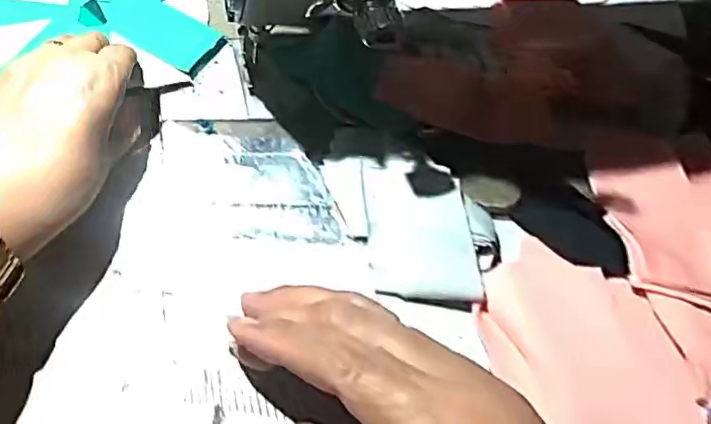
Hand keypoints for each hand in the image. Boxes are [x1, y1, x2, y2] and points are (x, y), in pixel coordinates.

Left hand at [0, 32, 141, 257]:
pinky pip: (37, 55)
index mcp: (100, 76)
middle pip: (95, 40)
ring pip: (65, 42)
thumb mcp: (106, 162)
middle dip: (101, 60)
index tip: (123, 94)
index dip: (127, 74)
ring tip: (67, 91)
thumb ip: (125, 126)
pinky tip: (40, 97)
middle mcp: (69, 57)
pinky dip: (46, 67)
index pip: (125, 54)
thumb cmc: (57, 183)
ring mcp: (35, 60)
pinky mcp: (9, 69)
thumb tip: (129, 110)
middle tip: (97, 94)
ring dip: (73, 58)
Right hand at [228, 288, 542, 423]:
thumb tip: (312, 401)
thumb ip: (354, 418)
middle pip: (355, 319)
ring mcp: (461, 368)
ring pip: (376, 313)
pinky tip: (336, 316)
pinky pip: (397, 327)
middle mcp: (444, 373)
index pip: (341, 357)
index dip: (285, 336)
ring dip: (320, 299)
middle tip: (247, 300)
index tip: (238, 326)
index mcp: (430, 409)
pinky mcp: (471, 375)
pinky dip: (352, 312)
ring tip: (278, 298)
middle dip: (295, 305)